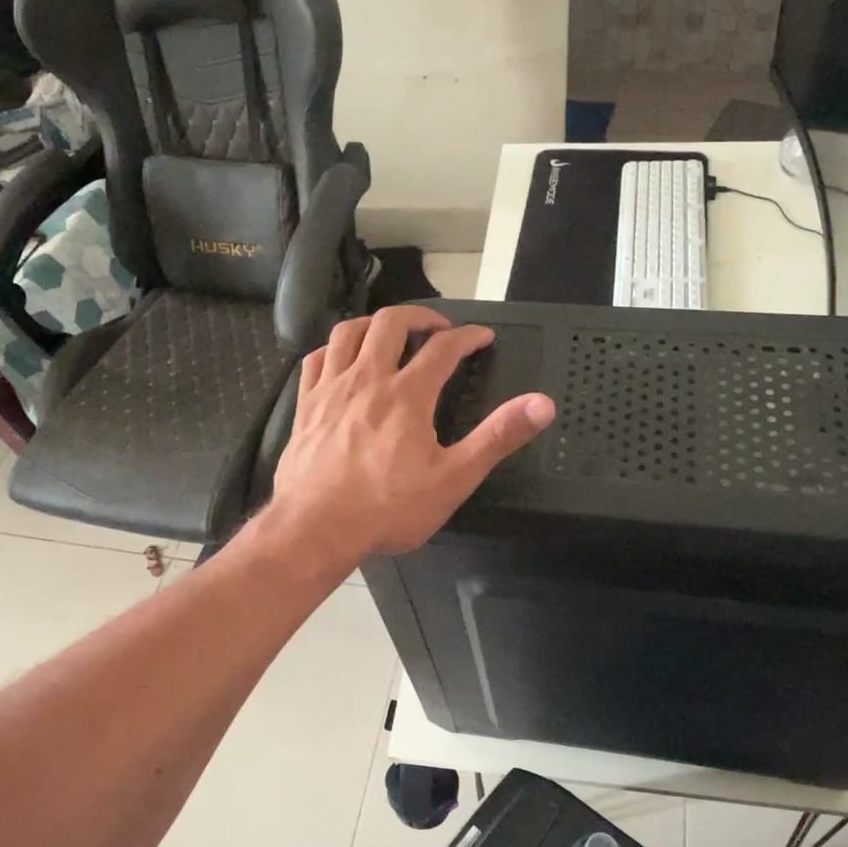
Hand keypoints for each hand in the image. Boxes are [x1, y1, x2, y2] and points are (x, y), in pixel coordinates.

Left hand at [265, 305, 555, 563]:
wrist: (315, 530)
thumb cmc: (387, 509)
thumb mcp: (454, 478)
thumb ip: (498, 437)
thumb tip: (542, 404)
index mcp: (407, 395)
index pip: (444, 348)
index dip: (468, 337)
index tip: (482, 337)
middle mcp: (366, 380)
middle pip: (391, 324)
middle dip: (420, 316)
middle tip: (438, 327)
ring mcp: (330, 391)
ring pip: (348, 332)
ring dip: (374, 322)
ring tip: (390, 331)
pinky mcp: (305, 408)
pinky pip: (315, 360)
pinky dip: (333, 349)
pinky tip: (341, 358)